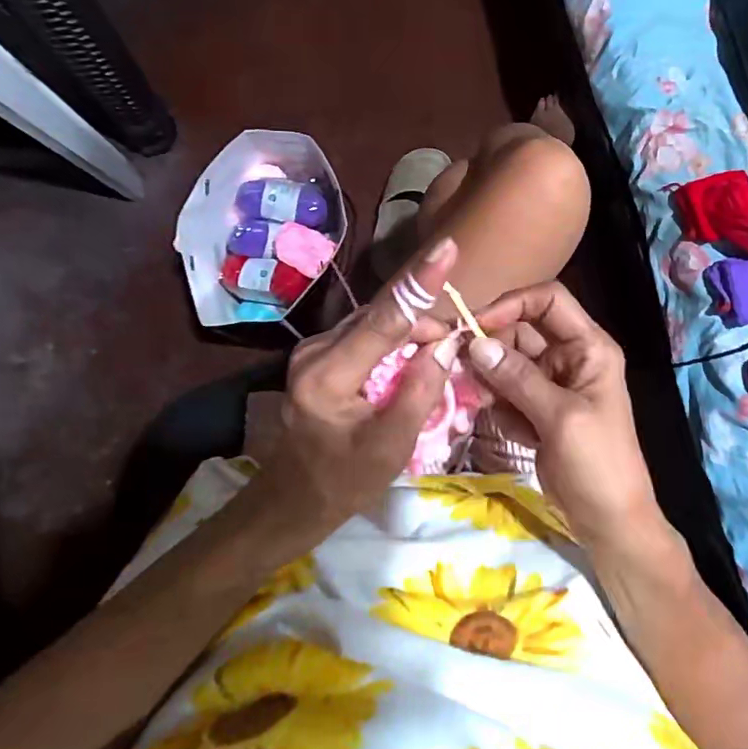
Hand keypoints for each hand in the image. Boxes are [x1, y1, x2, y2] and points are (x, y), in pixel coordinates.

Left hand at [240, 238, 461, 544]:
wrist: (293, 500)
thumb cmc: (343, 482)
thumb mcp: (391, 446)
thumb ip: (420, 390)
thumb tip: (447, 343)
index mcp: (327, 375)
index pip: (382, 320)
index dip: (418, 284)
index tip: (446, 248)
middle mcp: (314, 351)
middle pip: (380, 317)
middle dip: (421, 323)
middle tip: (454, 345)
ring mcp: (313, 351)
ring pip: (374, 324)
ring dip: (409, 333)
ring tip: (437, 355)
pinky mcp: (319, 356)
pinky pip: (365, 337)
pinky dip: (393, 344)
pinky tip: (411, 361)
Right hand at [465, 281, 662, 545]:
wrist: (610, 523)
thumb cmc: (597, 464)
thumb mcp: (559, 417)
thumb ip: (517, 377)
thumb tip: (474, 344)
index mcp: (588, 347)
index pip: (548, 300)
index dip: (512, 304)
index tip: (476, 325)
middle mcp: (570, 356)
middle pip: (520, 330)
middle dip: (492, 348)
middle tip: (463, 370)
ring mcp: (552, 383)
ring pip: (508, 361)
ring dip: (492, 380)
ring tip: (487, 406)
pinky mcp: (537, 408)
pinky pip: (507, 390)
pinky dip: (501, 405)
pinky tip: (515, 433)